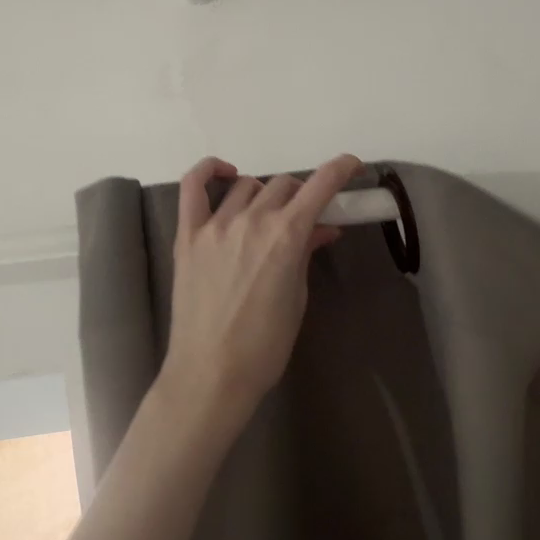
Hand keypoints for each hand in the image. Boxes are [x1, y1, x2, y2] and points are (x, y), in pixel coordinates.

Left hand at [159, 154, 363, 422]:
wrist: (211, 374)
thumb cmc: (265, 346)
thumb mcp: (297, 298)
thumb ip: (306, 254)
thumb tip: (322, 230)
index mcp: (286, 236)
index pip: (320, 186)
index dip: (341, 169)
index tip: (352, 166)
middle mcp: (252, 220)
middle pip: (285, 186)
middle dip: (303, 196)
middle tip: (307, 218)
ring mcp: (215, 225)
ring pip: (247, 187)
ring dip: (265, 194)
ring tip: (268, 216)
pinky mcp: (188, 236)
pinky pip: (193, 187)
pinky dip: (209, 171)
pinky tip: (226, 174)